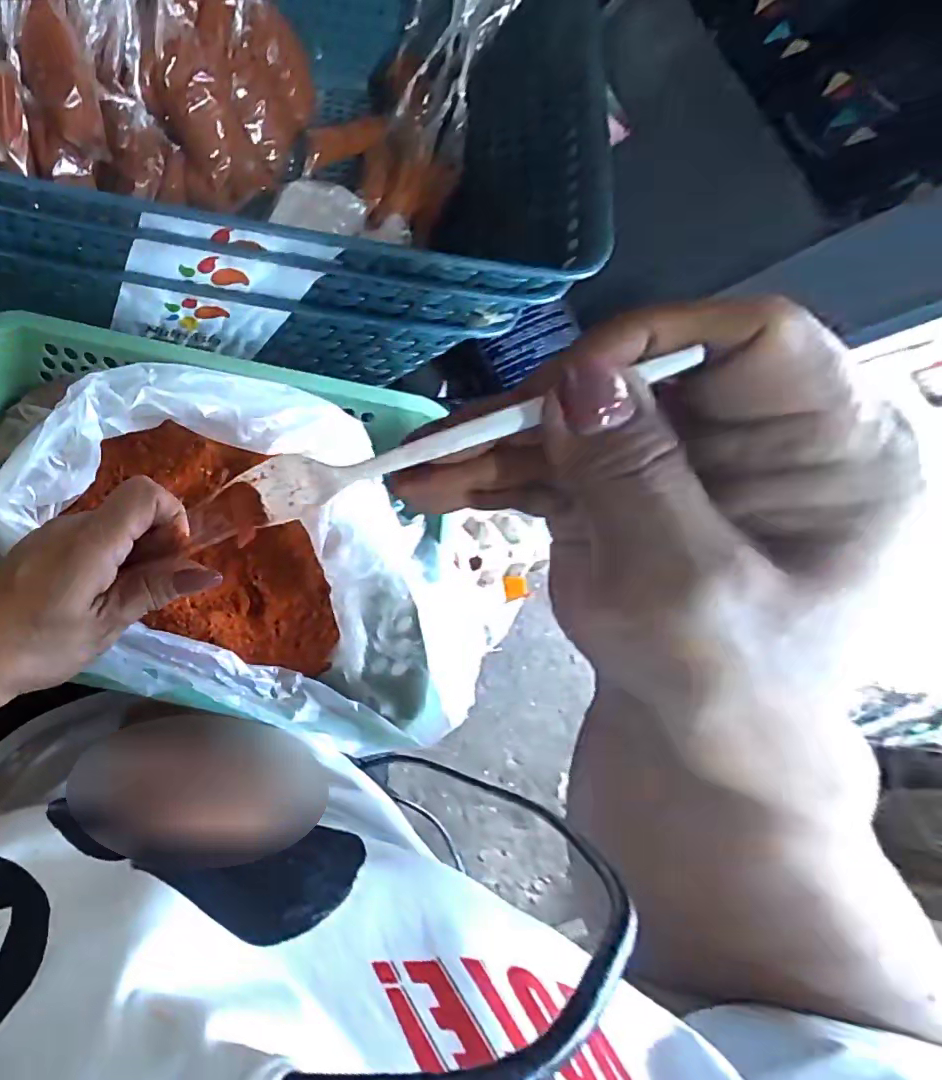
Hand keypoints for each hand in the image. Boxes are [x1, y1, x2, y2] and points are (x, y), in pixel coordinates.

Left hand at [0, 476, 223, 726]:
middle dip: (155, 542)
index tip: (172, 562)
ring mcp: (50, 533)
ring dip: (129, 554)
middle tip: (146, 593)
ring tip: (117, 603)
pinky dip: (104, 558)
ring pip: (108, 525)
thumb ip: (152, 589)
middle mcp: (70, 524)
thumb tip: (208, 570)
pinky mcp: (37, 547)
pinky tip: (91, 598)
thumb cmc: (39, 645)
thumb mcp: (103, 624)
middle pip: (129, 507)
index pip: (146, 492)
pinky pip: (85, 538)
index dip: (172, 518)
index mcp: (90, 539)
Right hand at [392, 298, 921, 726]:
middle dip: (525, 413)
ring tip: (409, 474)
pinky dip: (484, 479)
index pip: (751, 341)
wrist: (692, 741)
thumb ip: (633, 474)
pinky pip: (543, 469)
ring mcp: (672, 470)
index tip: (549, 393)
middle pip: (626, 387)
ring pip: (568, 428)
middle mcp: (748, 441)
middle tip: (439, 445)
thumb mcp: (679, 577)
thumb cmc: (718, 675)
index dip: (645, 347)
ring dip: (483, 450)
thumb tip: (578, 378)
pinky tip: (430, 492)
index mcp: (826, 445)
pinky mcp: (612, 498)